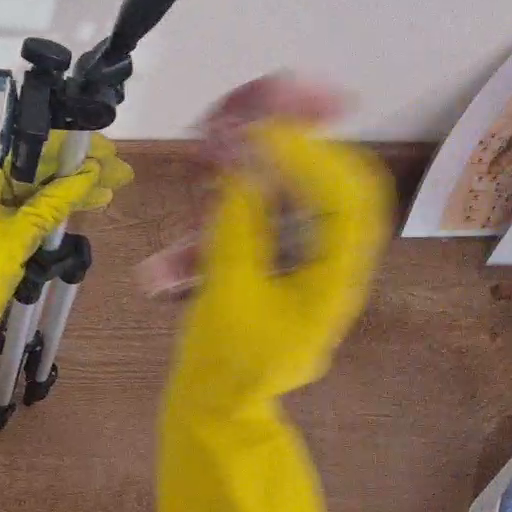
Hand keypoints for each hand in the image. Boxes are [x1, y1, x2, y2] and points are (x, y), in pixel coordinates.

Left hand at [0, 134, 131, 458]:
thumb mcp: (12, 244)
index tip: (106, 151)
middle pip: (30, 177)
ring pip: (26, 203)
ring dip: (64, 199)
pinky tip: (72, 221)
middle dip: (74, 174)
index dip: (69, 150)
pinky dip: (44, 223)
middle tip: (120, 176)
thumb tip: (85, 175)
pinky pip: (17, 226)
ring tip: (108, 196)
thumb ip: (49, 208)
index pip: (27, 154)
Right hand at [157, 120, 389, 511]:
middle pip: (314, 177)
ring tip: (201, 145)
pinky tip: (170, 249)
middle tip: (249, 94)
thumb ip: (236, 215)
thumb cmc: (228, 367)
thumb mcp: (229, 290)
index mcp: (337, 268)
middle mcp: (322, 256)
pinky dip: (207, 220)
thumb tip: (241, 143)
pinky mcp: (254, 264)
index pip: (341, 187)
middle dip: (279, 134)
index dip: (309, 141)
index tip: (268, 109)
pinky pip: (237, 225)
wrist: (211, 418)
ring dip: (234, 170)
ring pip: (272, 195)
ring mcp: (288, 259)